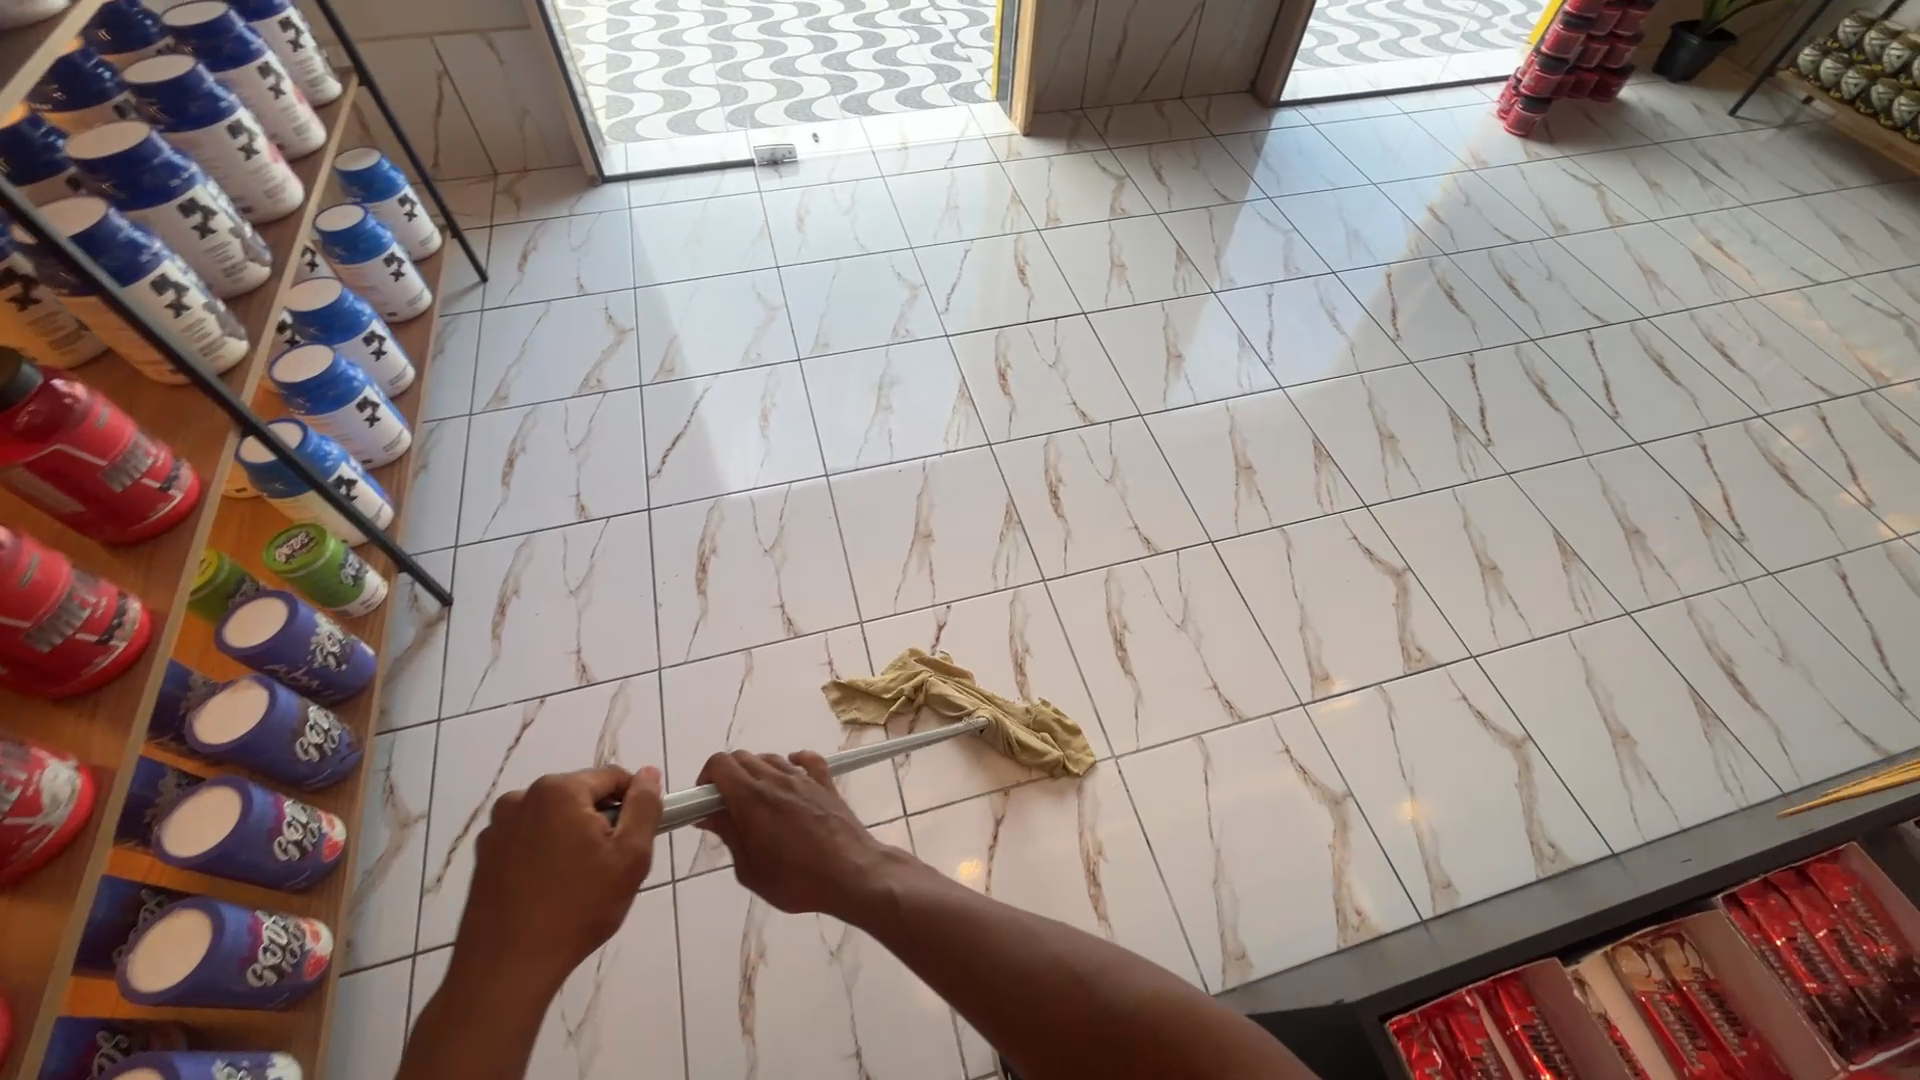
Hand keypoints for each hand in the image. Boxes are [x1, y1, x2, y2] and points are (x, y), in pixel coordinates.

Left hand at [450, 765, 663, 991]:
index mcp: (559, 791)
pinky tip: (549, 889)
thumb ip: (645, 807)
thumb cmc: (578, 908)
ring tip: (579, 881)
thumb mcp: (630, 856)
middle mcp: (522, 798)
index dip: (633, 804)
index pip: (613, 778)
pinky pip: (528, 839)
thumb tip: (648, 774)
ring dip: (572, 836)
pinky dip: (544, 852)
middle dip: (601, 822)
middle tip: (610, 866)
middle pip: (581, 796)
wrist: (507, 968)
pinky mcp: (483, 856)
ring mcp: (497, 828)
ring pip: (554, 817)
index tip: (637, 840)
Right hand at [695, 750, 914, 920]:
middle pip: (743, 757)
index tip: (706, 803)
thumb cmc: (796, 880)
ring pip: (771, 758)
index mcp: (751, 798)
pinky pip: (807, 760)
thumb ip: (729, 835)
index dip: (706, 778)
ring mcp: (804, 778)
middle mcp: (776, 778)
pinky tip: (792, 779)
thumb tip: (709, 815)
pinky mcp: (826, 782)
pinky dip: (794, 763)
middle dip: (728, 776)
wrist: (852, 874)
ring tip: (758, 802)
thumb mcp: (749, 869)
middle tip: (727, 807)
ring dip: (757, 773)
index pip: (719, 764)